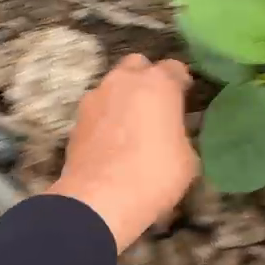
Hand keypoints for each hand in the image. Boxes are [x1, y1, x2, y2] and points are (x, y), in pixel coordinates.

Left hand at [46, 54, 196, 251]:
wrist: (99, 198)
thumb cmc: (154, 175)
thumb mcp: (188, 159)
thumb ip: (180, 135)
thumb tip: (172, 135)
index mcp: (158, 84)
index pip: (174, 68)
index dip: (181, 82)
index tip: (184, 97)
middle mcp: (123, 81)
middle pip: (137, 66)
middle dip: (146, 78)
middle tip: (155, 104)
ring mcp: (95, 97)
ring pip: (112, 85)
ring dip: (122, 97)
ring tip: (131, 125)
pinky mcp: (76, 119)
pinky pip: (96, 109)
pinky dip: (105, 118)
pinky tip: (111, 140)